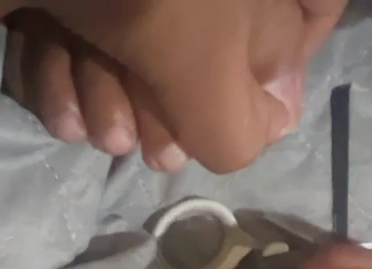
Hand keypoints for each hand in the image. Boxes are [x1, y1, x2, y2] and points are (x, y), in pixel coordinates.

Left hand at [21, 0, 348, 173]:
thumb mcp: (205, 58)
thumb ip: (239, 115)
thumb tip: (265, 138)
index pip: (308, 12)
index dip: (276, 77)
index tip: (241, 127)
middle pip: (206, 36)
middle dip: (171, 106)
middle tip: (149, 151)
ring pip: (139, 36)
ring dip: (114, 101)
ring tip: (97, 134)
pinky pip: (81, 23)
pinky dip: (69, 76)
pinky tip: (63, 114)